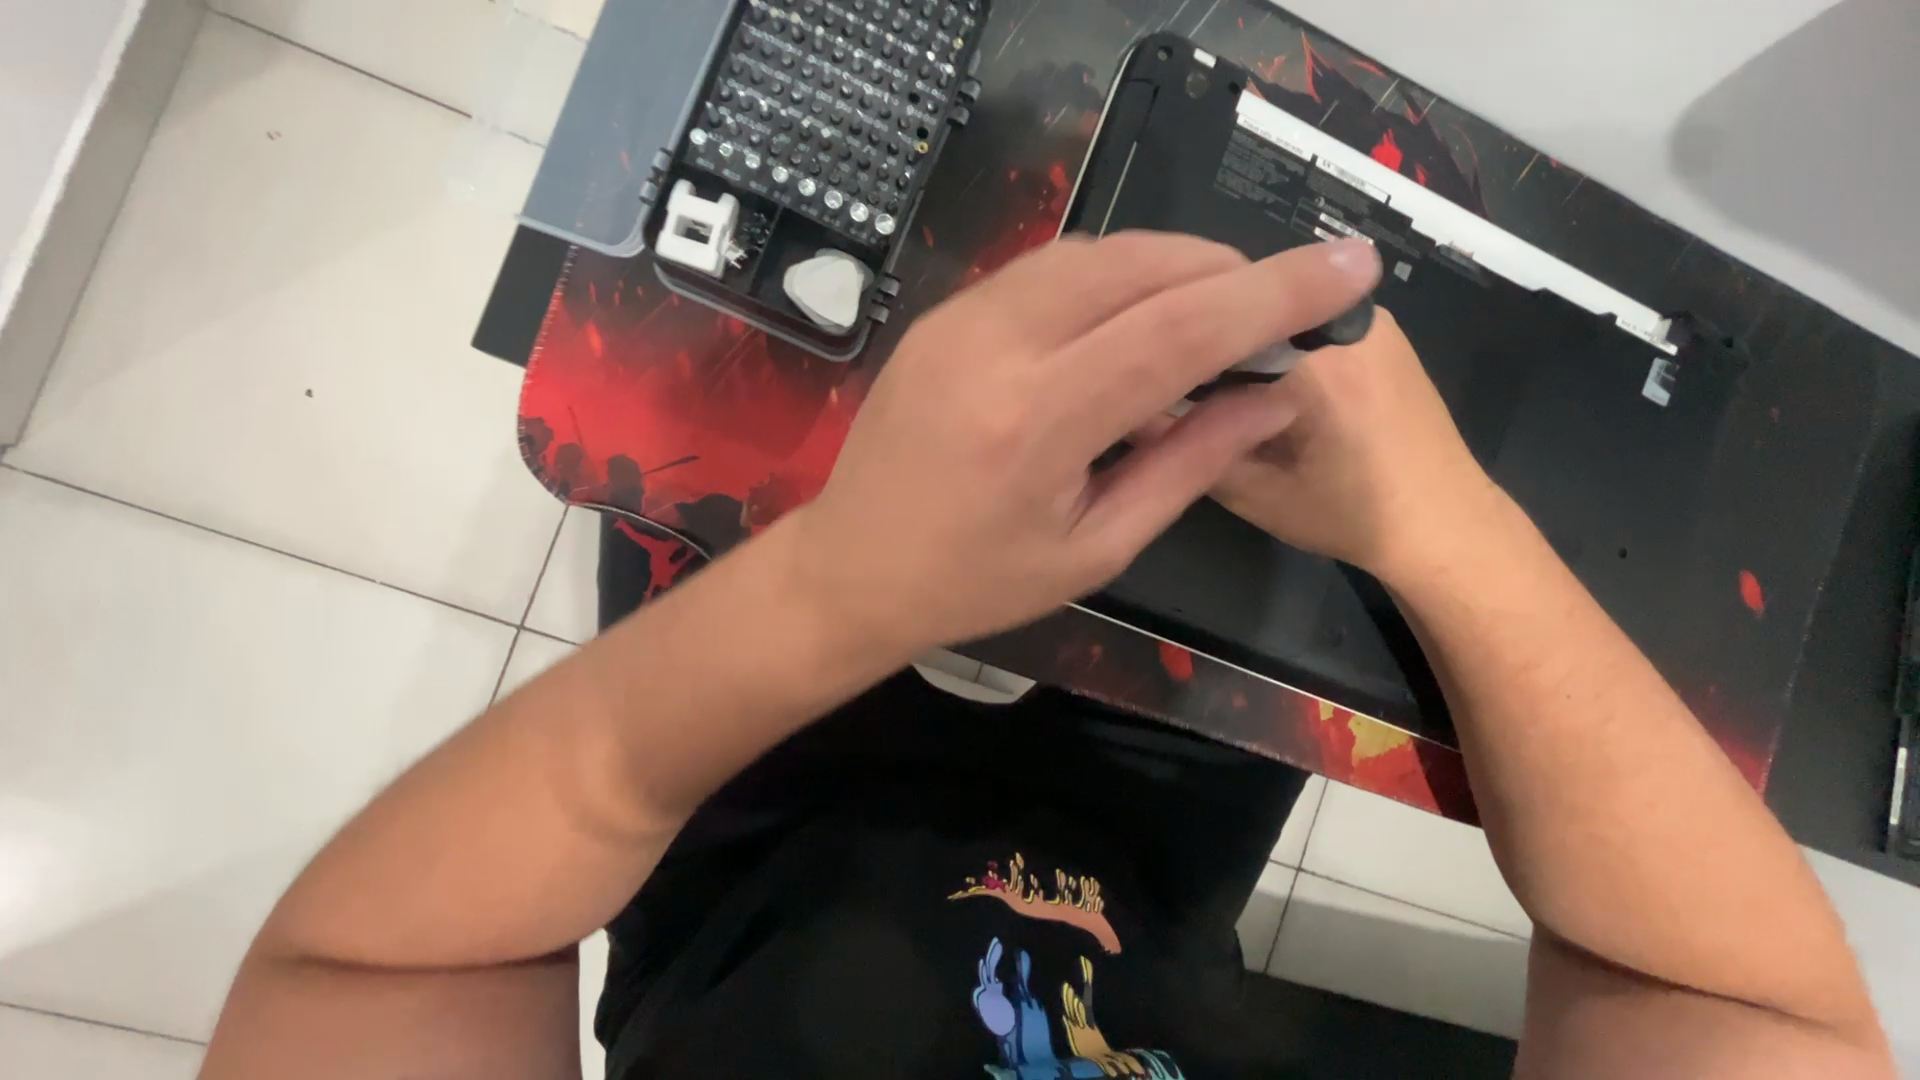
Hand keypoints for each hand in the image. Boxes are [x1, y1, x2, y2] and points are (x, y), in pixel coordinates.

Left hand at [788, 231, 1381, 654]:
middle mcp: (995, 345)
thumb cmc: (977, 582)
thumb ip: (1188, 465)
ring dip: (1169, 266)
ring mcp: (959, 318)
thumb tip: (1272, 400)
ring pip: (1092, 252)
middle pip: (1138, 265)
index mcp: (1038, 420)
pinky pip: (1047, 268)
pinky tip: (1135, 314)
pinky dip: (1111, 276)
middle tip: (1276, 307)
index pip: (1178, 330)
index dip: (1274, 294)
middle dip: (1225, 271)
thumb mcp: (1095, 547)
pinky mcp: (943, 313)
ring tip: (1215, 309)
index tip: (1351, 268)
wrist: (854, 567)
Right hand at [1134, 307, 1505, 585]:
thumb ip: (1184, 447)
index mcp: (1313, 361)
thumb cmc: (1349, 515)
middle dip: (1203, 337)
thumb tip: (1126, 408)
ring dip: (1238, 340)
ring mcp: (1370, 320)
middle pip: (1246, 302)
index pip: (1218, 310)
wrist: (1445, 524)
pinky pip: (1305, 320)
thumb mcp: (1251, 494)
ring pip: (1275, 310)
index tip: (1137, 366)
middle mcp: (1345, 322)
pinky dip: (1272, 344)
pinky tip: (1259, 386)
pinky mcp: (1381, 330)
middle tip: (1166, 379)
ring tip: (1210, 385)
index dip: (1172, 333)